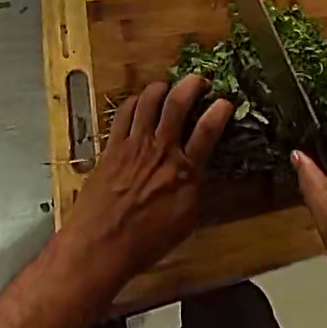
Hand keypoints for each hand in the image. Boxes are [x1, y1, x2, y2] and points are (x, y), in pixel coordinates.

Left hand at [57, 74, 232, 296]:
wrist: (101, 245)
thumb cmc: (146, 241)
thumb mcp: (185, 219)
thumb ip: (194, 188)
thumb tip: (199, 171)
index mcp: (184, 170)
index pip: (208, 130)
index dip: (220, 111)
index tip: (226, 102)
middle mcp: (160, 150)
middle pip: (177, 104)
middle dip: (191, 85)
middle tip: (199, 82)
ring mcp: (133, 145)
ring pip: (148, 101)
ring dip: (161, 88)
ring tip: (167, 87)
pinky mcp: (111, 147)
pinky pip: (123, 114)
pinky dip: (133, 102)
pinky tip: (137, 103)